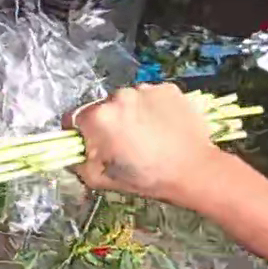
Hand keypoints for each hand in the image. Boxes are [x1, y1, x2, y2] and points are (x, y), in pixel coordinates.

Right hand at [69, 84, 227, 206]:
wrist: (193, 171)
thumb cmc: (145, 177)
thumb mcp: (99, 180)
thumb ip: (78, 164)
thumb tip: (73, 154)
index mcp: (97, 117)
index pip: (74, 118)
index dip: (80, 132)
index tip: (91, 143)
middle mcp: (119, 96)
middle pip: (103, 108)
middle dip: (108, 122)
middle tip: (123, 142)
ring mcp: (145, 89)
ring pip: (128, 101)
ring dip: (131, 113)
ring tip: (147, 135)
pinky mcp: (168, 88)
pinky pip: (151, 97)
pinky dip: (153, 108)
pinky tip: (162, 126)